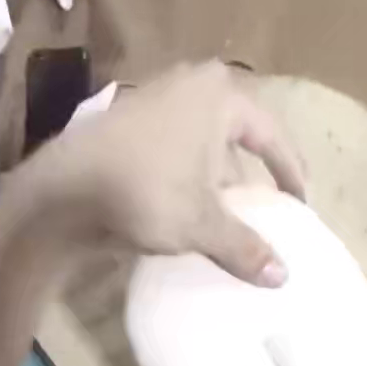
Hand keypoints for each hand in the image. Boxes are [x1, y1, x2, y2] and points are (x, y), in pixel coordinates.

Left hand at [15, 62, 307, 286]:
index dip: (291, 174)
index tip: (302, 205)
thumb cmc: (146, 193)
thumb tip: (283, 278)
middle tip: (267, 212)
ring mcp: (158, 103)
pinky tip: (193, 213)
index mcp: (220, 97)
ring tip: (230, 221)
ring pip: (206, 148)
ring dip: (220, 185)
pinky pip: (180, 154)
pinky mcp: (133, 126)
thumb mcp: (203, 224)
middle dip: (253, 179)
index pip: (272, 137)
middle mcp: (191, 87)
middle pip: (239, 139)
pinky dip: (192, 181)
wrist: (64, 192)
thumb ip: (246, 248)